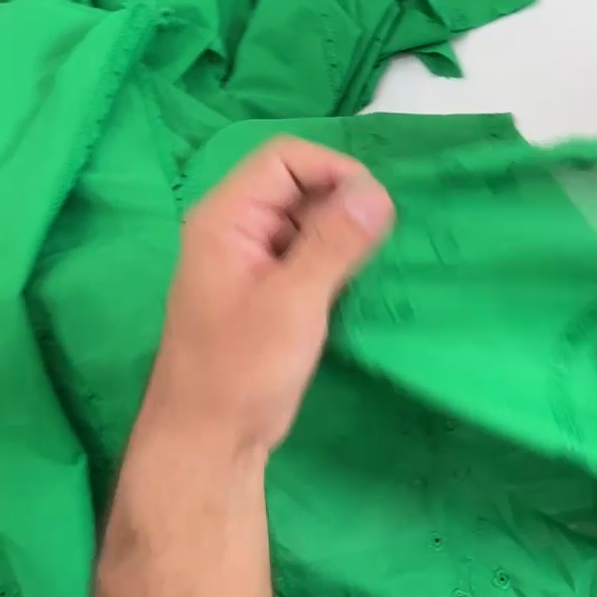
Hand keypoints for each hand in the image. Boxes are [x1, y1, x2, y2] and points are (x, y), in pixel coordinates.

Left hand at [138, 137, 393, 457]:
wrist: (212, 437)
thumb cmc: (243, 369)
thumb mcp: (295, 301)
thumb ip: (336, 244)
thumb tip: (379, 192)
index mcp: (226, 219)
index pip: (285, 159)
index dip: (336, 171)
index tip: (380, 208)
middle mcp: (237, 230)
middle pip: (299, 185)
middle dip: (347, 202)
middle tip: (384, 241)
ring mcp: (254, 261)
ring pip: (309, 221)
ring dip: (348, 232)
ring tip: (378, 261)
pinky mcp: (273, 289)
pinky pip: (312, 253)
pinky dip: (342, 258)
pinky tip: (362, 281)